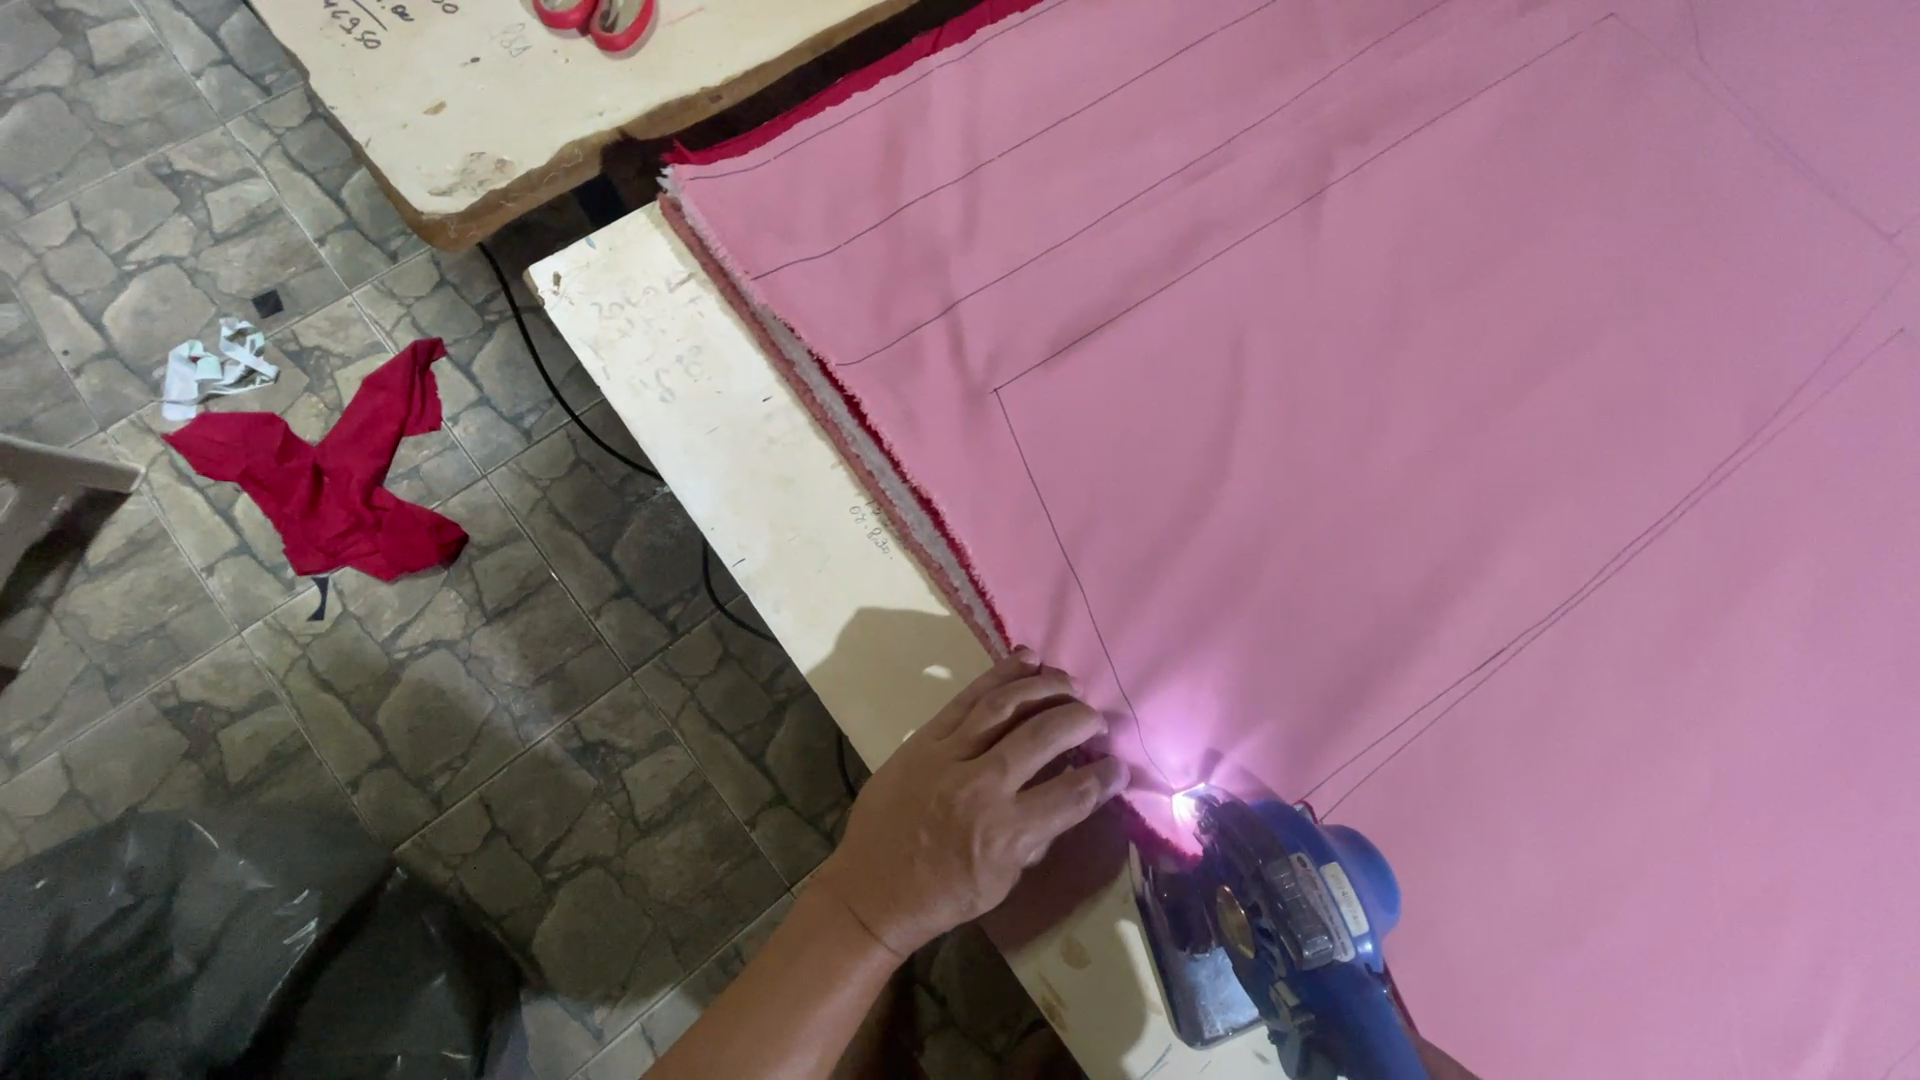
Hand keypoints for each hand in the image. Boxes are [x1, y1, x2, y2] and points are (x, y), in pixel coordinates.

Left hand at [815, 648, 1130, 958]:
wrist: (872, 888)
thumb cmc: (943, 894)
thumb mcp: (1003, 882)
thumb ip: (1038, 837)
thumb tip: (1070, 796)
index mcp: (1007, 833)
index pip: (1073, 794)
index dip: (1106, 776)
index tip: (1119, 766)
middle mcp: (983, 787)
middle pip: (1044, 735)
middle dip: (1081, 721)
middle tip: (1096, 720)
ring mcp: (950, 757)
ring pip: (1006, 705)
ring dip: (1045, 687)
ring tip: (1069, 683)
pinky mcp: (925, 738)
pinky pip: (968, 698)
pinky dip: (999, 675)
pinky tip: (1026, 661)